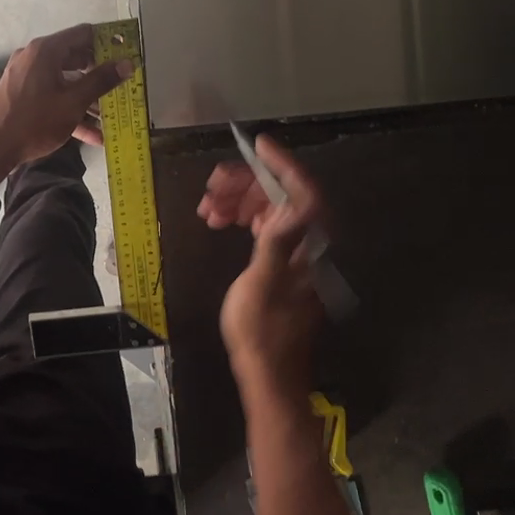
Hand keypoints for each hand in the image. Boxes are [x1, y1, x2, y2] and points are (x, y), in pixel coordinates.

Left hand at [0, 24, 134, 163]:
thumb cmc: (35, 122)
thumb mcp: (73, 102)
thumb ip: (101, 81)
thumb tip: (127, 63)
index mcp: (45, 51)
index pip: (83, 34)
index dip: (107, 41)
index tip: (127, 53)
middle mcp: (34, 57)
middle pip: (74, 57)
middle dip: (100, 72)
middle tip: (123, 84)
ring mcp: (26, 76)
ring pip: (65, 79)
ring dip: (87, 96)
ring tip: (112, 113)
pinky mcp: (22, 95)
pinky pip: (52, 95)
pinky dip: (70, 108)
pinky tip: (93, 135)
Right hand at [197, 136, 324, 404]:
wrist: (266, 370)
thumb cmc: (261, 329)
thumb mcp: (261, 283)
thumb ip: (276, 242)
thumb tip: (291, 205)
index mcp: (307, 244)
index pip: (303, 191)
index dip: (282, 164)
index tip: (257, 144)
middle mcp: (306, 242)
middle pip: (280, 195)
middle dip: (246, 184)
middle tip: (212, 185)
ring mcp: (294, 251)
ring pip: (267, 208)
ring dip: (236, 201)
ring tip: (206, 209)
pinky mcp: (279, 261)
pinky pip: (261, 224)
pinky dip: (239, 217)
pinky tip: (218, 221)